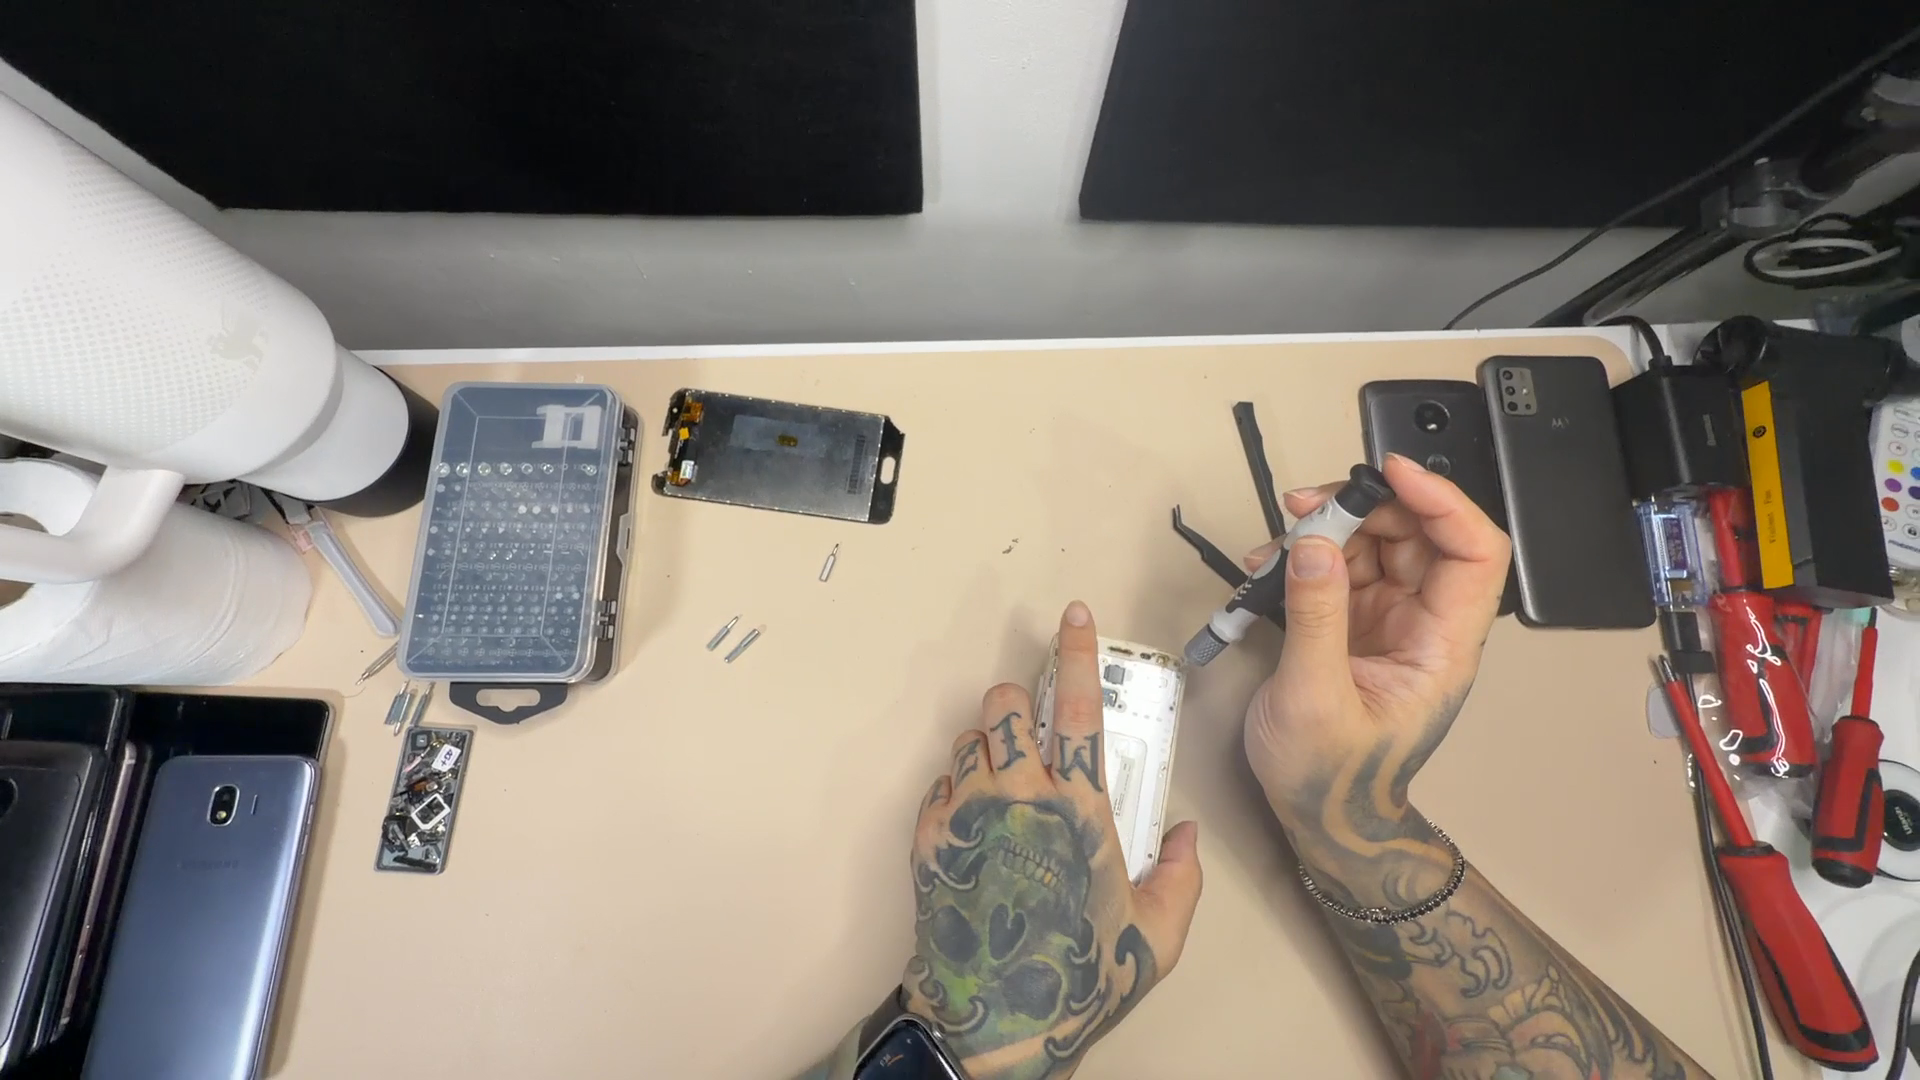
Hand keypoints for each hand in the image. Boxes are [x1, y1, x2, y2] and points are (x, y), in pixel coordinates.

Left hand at [902, 602, 1202, 1079]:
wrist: (993, 1020)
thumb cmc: (1079, 976)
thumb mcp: (1153, 938)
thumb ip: (1182, 878)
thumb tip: (1188, 833)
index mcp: (1078, 806)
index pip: (1080, 707)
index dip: (1078, 652)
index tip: (1074, 615)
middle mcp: (1018, 793)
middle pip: (1003, 703)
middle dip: (1015, 702)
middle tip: (1027, 733)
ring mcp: (967, 810)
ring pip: (968, 738)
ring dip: (987, 748)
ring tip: (1003, 788)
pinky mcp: (931, 835)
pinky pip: (940, 785)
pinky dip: (958, 792)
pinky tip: (976, 828)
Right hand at [1241, 455, 1508, 891]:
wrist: (1320, 815)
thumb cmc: (1329, 774)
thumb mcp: (1314, 696)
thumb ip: (1315, 616)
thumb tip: (1313, 543)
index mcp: (1441, 645)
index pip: (1472, 553)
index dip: (1442, 502)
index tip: (1387, 473)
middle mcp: (1421, 624)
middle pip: (1414, 538)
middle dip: (1361, 510)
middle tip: (1301, 508)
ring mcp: (1385, 623)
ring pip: (1370, 547)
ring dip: (1323, 532)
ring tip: (1273, 542)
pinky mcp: (1349, 626)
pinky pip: (1334, 572)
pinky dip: (1301, 560)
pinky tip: (1267, 567)